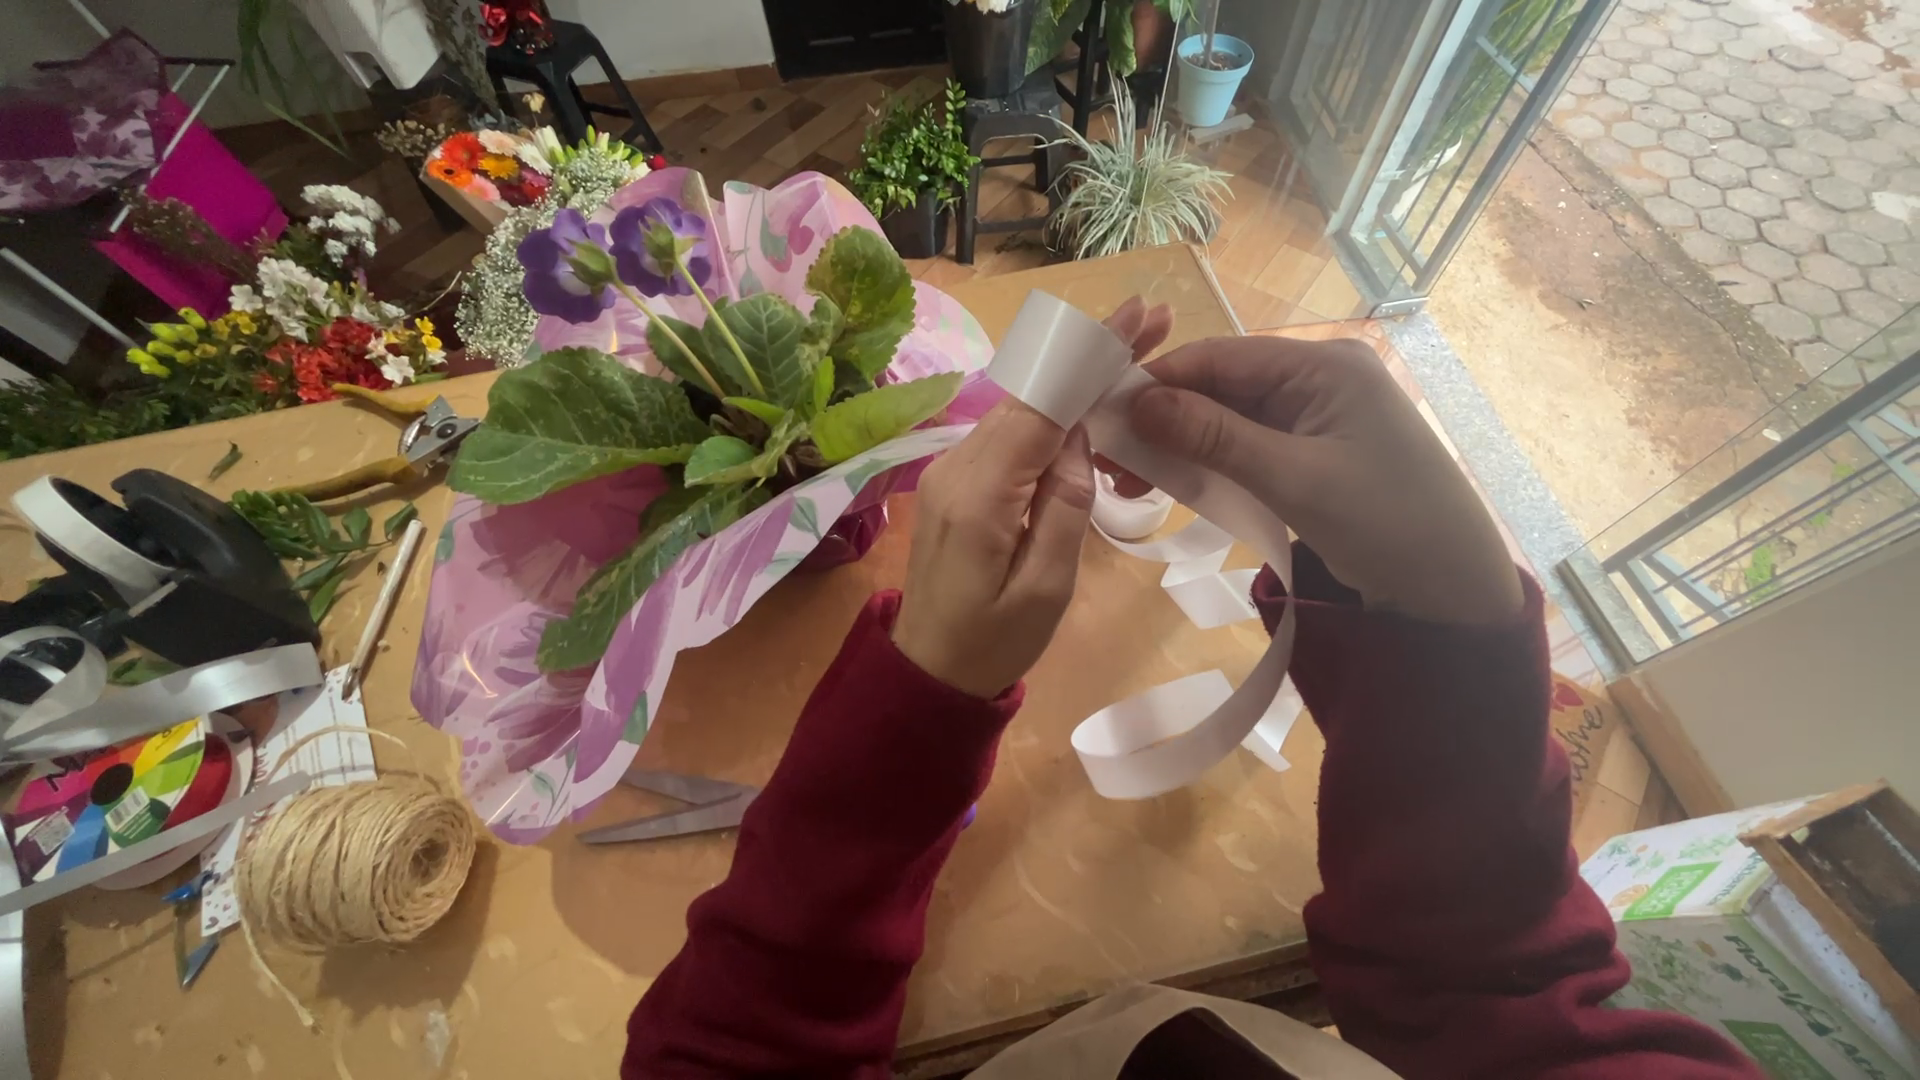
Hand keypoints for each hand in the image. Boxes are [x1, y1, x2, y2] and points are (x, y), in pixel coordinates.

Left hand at [894, 298, 1173, 696]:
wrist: (926, 670)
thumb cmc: (993, 644)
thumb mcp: (1047, 589)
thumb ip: (1066, 506)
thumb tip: (1079, 434)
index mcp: (978, 496)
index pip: (1039, 408)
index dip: (1088, 358)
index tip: (1135, 316)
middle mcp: (954, 468)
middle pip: (1027, 397)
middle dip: (1086, 356)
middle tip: (1148, 324)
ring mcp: (947, 471)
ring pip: (1015, 410)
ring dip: (1067, 381)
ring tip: (1124, 355)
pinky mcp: (950, 482)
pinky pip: (1003, 435)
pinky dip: (1044, 414)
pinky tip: (1080, 405)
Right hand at [1131, 336, 1523, 625]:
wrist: (1452, 591)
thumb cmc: (1385, 523)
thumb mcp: (1292, 478)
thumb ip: (1213, 437)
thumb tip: (1136, 403)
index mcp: (1323, 365)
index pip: (1221, 357)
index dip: (1159, 381)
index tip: (1104, 413)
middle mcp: (1315, 378)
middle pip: (1219, 387)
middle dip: (1162, 420)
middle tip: (1109, 459)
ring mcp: (1311, 416)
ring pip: (1225, 419)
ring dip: (1178, 445)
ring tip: (1128, 479)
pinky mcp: (1307, 452)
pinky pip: (1243, 447)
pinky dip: (1207, 464)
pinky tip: (1170, 482)